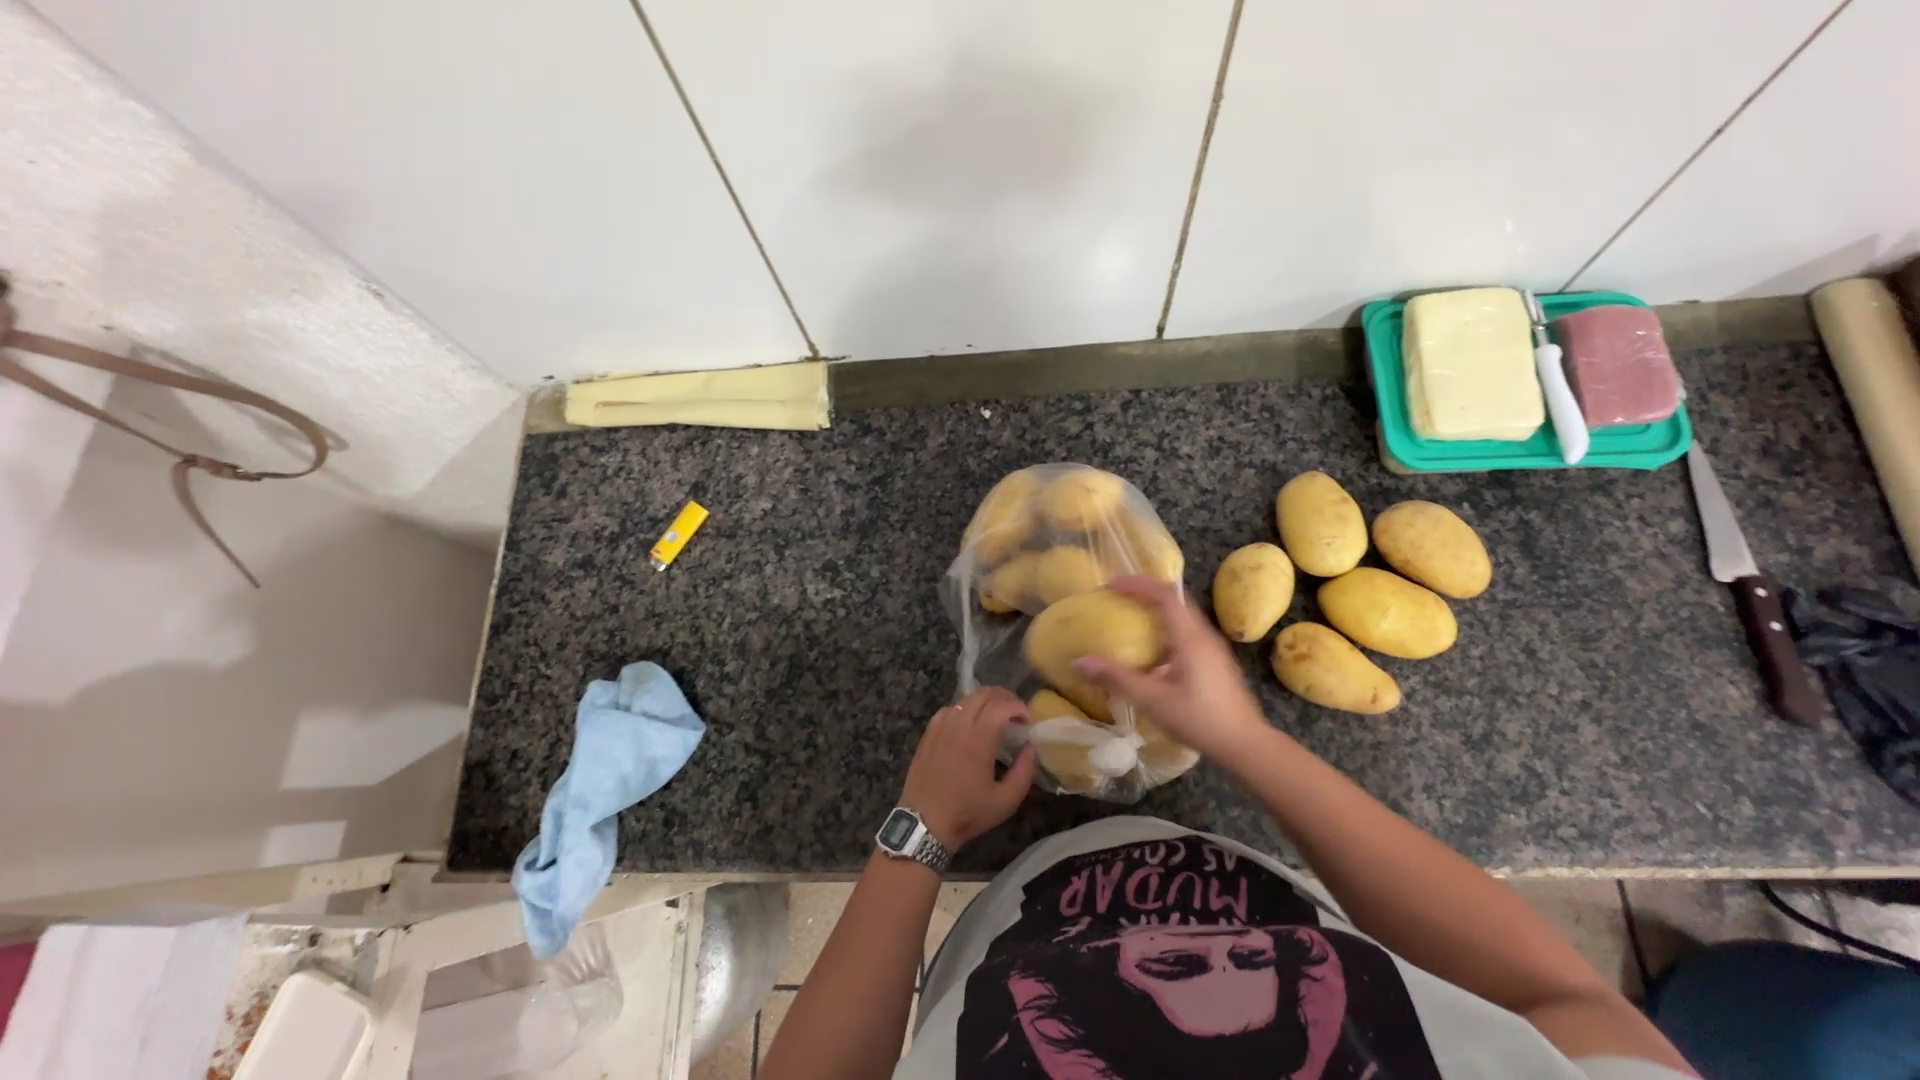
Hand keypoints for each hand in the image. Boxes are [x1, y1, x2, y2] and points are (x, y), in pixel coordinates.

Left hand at [898, 687, 1036, 849]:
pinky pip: (947, 709)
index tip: (1028, 721)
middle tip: (1016, 712)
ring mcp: (939, 729)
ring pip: (964, 699)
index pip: (1001, 706)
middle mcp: (957, 727)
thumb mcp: (1006, 801)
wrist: (924, 824)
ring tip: (996, 715)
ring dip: (984, 701)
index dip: (1019, 707)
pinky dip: (963, 708)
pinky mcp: (927, 735)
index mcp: (978, 741)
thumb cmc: (967, 814)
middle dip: (1004, 697)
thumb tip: (1030, 748)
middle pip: (982, 694)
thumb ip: (1024, 772)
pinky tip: (969, 722)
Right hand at [1072, 576, 1269, 757]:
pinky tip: (1151, 657)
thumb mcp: (1153, 700)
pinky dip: (1164, 632)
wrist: (1245, 743)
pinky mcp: (1214, 663)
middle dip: (1144, 594)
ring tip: (1129, 624)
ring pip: (1181, 618)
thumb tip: (1080, 661)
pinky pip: (1186, 634)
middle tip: (1116, 600)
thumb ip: (1117, 679)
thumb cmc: (1200, 719)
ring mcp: (1212, 649)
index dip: (1136, 584)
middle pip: (1174, 600)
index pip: (1164, 594)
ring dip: (1155, 613)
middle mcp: (1204, 635)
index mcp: (1190, 637)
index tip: (1110, 586)